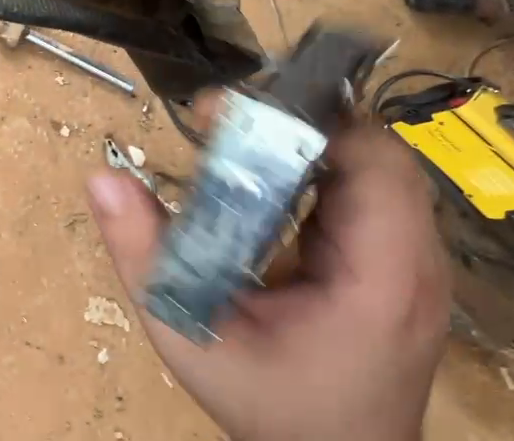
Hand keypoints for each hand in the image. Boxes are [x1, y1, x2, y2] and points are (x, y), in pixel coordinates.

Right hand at [88, 119, 449, 440]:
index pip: (376, 166)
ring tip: (226, 132)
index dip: (307, 121)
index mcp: (381, 280)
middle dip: (296, 120)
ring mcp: (407, 267)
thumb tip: (102, 176)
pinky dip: (306, 169)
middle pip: (377, 158)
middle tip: (216, 114)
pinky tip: (254, 173)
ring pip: (371, 171)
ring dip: (300, 140)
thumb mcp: (188, 333)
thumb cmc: (268, 403)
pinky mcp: (388, 268)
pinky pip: (359, 195)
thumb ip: (144, 255)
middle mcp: (412, 265)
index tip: (226, 110)